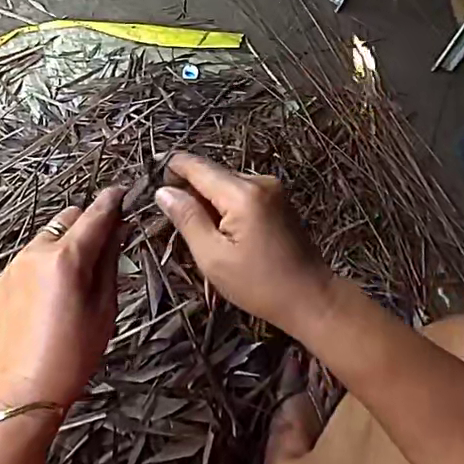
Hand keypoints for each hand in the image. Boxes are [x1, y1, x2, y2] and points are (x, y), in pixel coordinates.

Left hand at [0, 187, 123, 408]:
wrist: (22, 392)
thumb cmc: (68, 358)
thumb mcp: (104, 307)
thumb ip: (110, 261)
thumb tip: (119, 231)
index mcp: (66, 259)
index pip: (96, 214)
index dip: (113, 201)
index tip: (123, 193)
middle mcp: (37, 254)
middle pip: (70, 216)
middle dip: (90, 222)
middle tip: (109, 240)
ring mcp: (17, 266)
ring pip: (50, 234)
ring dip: (69, 240)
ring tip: (83, 272)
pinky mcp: (5, 280)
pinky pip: (33, 254)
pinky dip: (50, 258)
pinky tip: (60, 286)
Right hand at [155, 152, 334, 331]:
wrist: (311, 297)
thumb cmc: (260, 284)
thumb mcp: (213, 257)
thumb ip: (187, 219)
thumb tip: (164, 191)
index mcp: (242, 193)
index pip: (198, 166)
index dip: (172, 169)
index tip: (152, 181)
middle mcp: (259, 181)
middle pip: (212, 175)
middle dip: (191, 192)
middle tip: (176, 223)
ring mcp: (273, 188)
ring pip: (226, 184)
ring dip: (209, 202)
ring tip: (203, 236)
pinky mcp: (279, 199)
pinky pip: (242, 193)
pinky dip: (227, 207)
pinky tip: (226, 235)